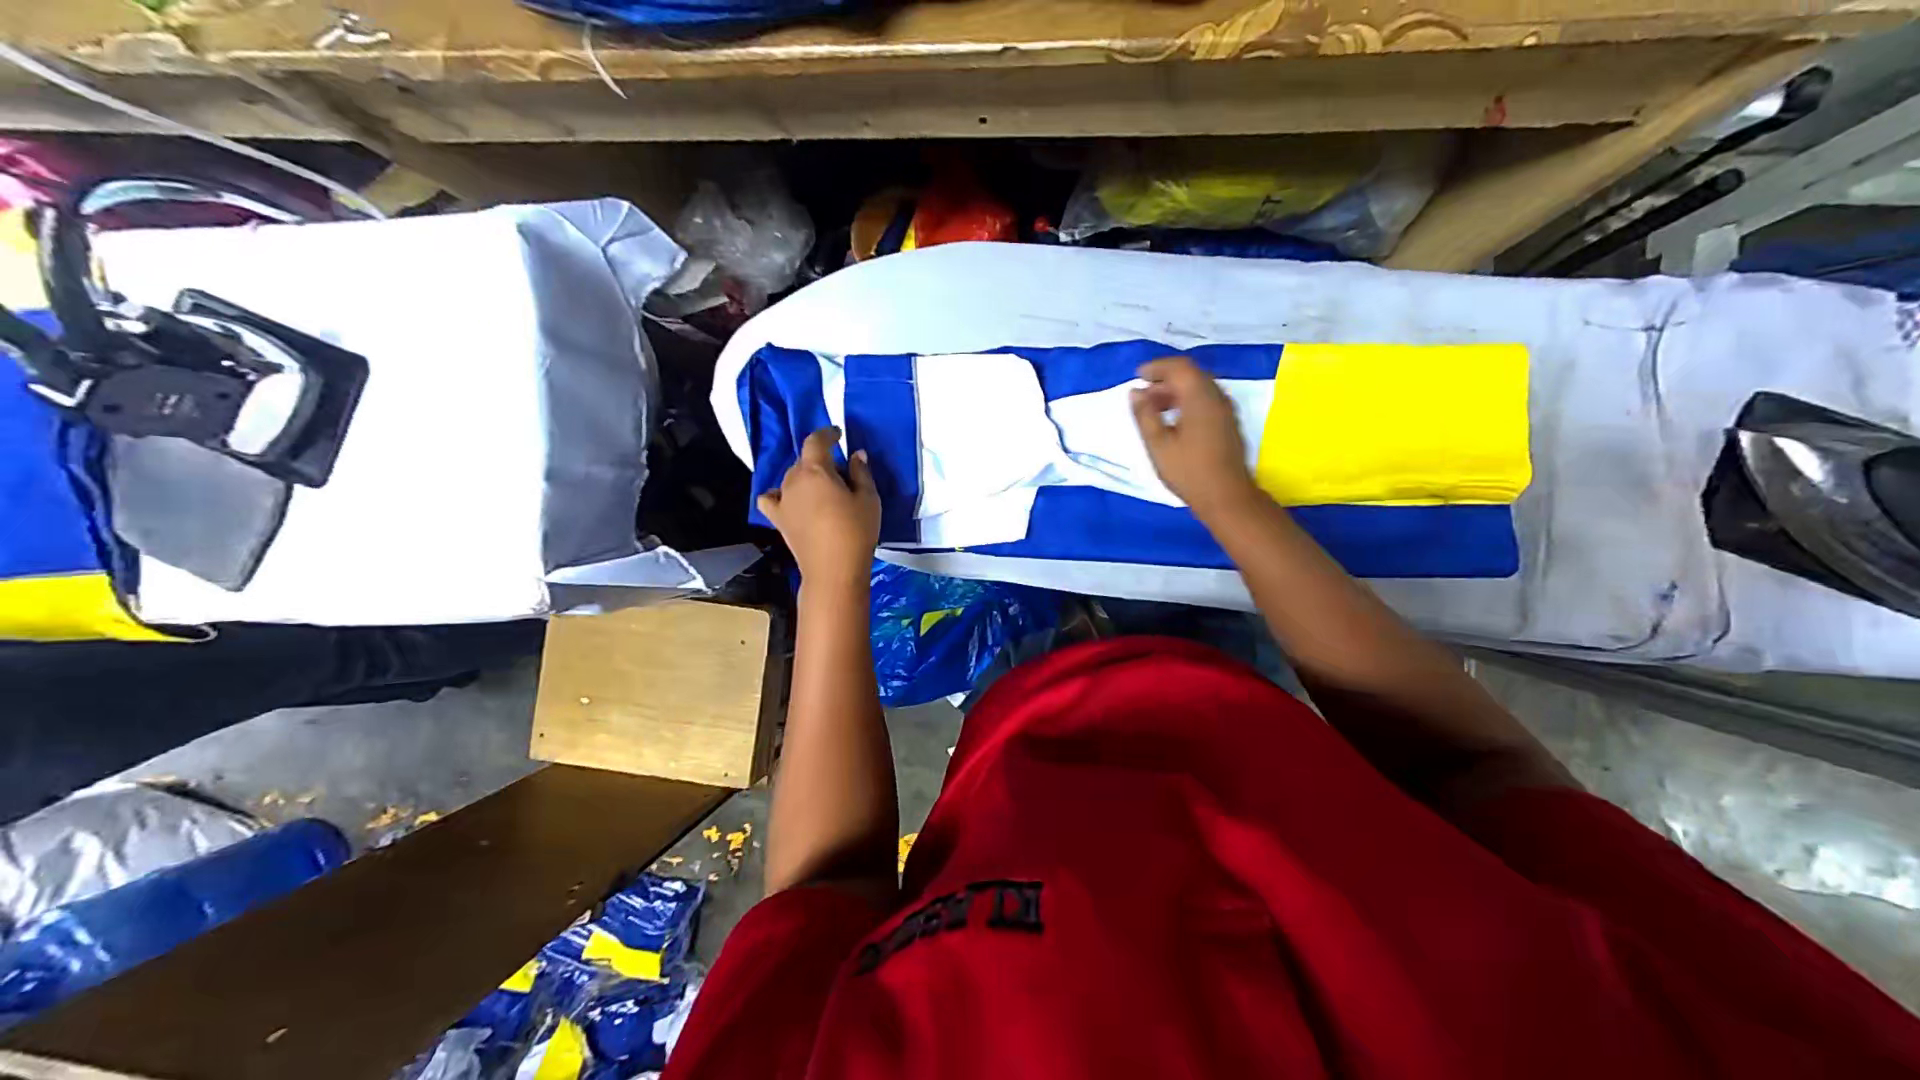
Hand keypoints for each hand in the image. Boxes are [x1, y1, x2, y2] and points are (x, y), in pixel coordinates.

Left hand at [757, 427, 881, 586]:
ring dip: (804, 478)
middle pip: (804, 461)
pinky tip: (790, 501)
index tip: (837, 435)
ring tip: (822, 491)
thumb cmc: (856, 531)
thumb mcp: (868, 498)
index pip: (816, 441)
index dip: (827, 434)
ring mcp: (782, 500)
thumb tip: (856, 455)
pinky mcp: (778, 519)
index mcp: (815, 470)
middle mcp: (793, 479)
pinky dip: (779, 495)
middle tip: (841, 474)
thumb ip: (861, 472)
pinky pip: (770, 499)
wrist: (834, 570)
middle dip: (821, 461)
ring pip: (791, 478)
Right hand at [1131, 356, 1262, 520]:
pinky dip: (1188, 402)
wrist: (1227, 497)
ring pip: (1200, 388)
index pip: (1179, 367)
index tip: (1138, 376)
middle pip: (1191, 375)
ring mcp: (1226, 410)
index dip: (1157, 367)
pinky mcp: (1229, 424)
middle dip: (1165, 380)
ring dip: (1176, 392)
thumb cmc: (1189, 471)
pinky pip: (1207, 401)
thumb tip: (1136, 392)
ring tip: (1155, 410)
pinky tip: (1175, 422)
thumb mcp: (1158, 444)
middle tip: (1144, 395)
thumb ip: (1145, 415)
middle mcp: (1217, 397)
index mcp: (1200, 397)